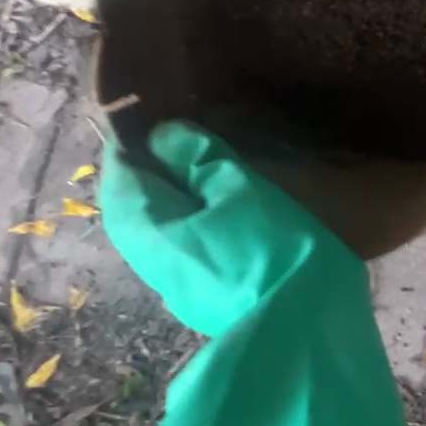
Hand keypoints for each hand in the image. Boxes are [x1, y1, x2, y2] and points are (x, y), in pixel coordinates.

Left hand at [100, 121, 361, 336]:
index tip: (156, 111)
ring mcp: (176, 280)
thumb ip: (202, 160)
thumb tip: (164, 134)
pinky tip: (231, 206)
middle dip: (158, 168)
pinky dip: (199, 214)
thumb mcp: (244, 189)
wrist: (303, 314)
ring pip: (166, 224)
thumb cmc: (269, 242)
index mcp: (147, 228)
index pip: (122, 177)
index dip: (134, 142)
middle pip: (140, 204)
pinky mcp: (206, 290)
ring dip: (181, 192)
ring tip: (214, 164)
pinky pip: (189, 241)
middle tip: (190, 133)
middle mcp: (148, 256)